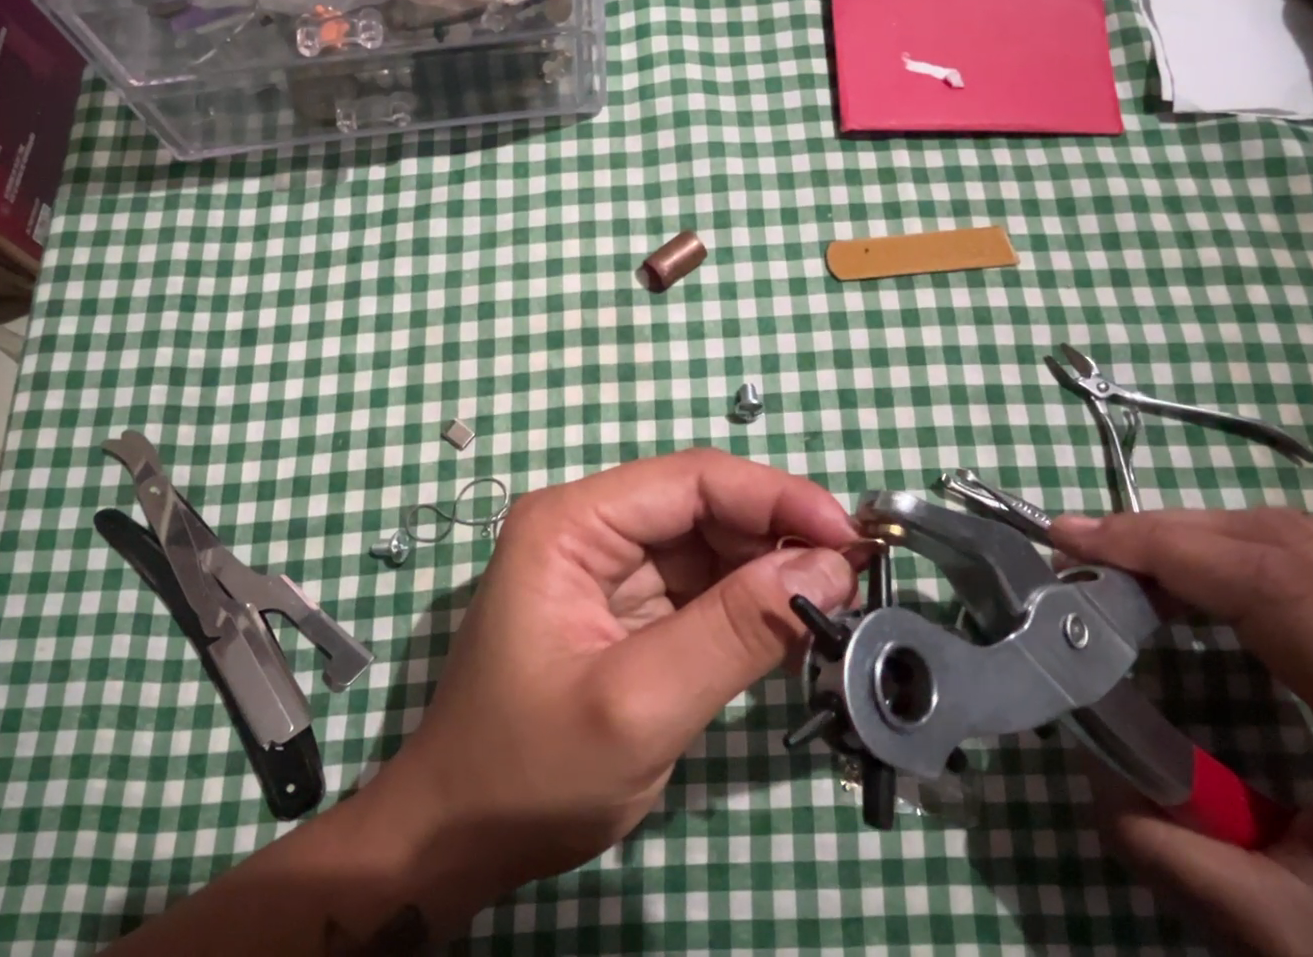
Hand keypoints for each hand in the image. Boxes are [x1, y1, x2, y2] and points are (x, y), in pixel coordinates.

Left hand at [367, 449, 861, 920]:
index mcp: (569, 525)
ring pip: (707, 550)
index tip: (851, 541)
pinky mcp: (622, 616)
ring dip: (768, 577)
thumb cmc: (530, 771)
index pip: (691, 479)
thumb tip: (827, 568)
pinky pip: (697, 593)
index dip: (777, 498)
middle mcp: (585, 532)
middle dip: (778, 539)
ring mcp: (603, 574)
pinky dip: (745, 611)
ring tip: (833, 615)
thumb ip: (734, 631)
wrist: (460, 834)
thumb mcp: (639, 704)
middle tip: (853, 588)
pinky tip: (790, 637)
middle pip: (703, 508)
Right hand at [1051, 508, 1312, 956]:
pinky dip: (1256, 554)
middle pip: (1294, 546)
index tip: (1070, 541)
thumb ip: (1173, 852)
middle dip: (1168, 532)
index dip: (1164, 548)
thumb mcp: (1302, 938)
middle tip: (1078, 547)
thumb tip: (1089, 764)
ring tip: (1129, 562)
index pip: (1281, 589)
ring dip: (1210, 537)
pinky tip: (1209, 583)